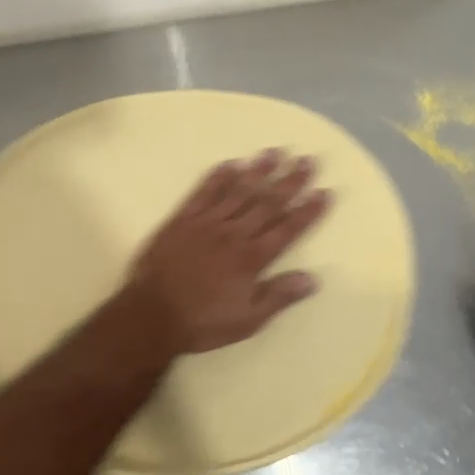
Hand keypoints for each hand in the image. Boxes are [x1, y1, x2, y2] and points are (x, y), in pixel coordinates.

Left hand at [124, 149, 331, 354]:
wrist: (150, 316)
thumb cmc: (203, 322)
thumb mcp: (248, 320)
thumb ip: (279, 296)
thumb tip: (313, 279)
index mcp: (252, 258)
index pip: (288, 228)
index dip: (308, 210)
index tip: (325, 191)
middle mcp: (234, 234)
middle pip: (268, 202)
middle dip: (290, 181)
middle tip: (308, 160)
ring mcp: (207, 223)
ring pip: (238, 191)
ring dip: (259, 170)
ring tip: (275, 152)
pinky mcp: (182, 220)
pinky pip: (203, 193)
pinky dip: (217, 178)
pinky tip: (230, 163)